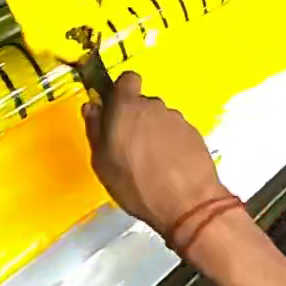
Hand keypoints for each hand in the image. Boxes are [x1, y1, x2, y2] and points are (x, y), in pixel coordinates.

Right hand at [82, 71, 230, 235]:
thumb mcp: (102, 162)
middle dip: (135, 118)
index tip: (115, 108)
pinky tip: (168, 167)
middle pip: (142, 103)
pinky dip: (171, 144)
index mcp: (126, 108)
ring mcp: (176, 119)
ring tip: (150, 162)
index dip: (121, 90)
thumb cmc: (138, 185)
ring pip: (159, 118)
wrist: (188, 206)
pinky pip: (176, 132)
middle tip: (128, 146)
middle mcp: (153, 106)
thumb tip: (91, 108)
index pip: (126, 79)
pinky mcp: (194, 134)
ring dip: (153, 133)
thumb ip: (95, 129)